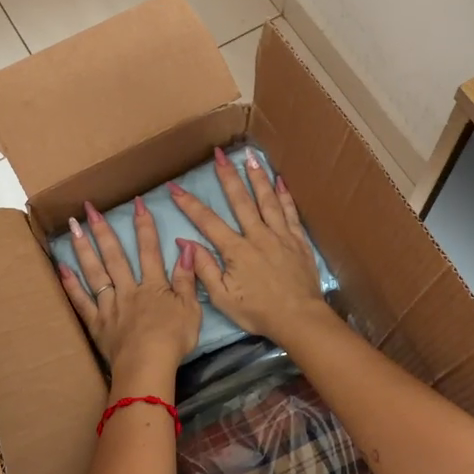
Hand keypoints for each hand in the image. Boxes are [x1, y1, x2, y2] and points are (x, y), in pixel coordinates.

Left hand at [57, 196, 202, 375]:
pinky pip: (82, 302)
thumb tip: (186, 248)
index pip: (149, 251)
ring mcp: (110, 306)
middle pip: (115, 256)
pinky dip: (71, 285)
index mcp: (153, 286)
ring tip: (72, 227)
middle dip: (104, 230)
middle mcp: (128, 290)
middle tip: (89, 208)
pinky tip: (62, 268)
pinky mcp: (97, 324)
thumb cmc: (174, 340)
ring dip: (84, 249)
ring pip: (95, 273)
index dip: (144, 226)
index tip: (137, 203)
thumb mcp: (191, 309)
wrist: (148, 365)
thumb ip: (186, 279)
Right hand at [168, 147, 328, 343]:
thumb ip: (204, 269)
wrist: (299, 318)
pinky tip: (280, 181)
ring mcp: (280, 236)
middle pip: (240, 201)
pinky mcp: (298, 241)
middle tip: (219, 154)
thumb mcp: (223, 298)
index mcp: (236, 250)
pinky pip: (290, 212)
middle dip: (227, 176)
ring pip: (267, 200)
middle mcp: (258, 236)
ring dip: (257, 177)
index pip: (208, 221)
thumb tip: (185, 243)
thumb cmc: (258, 312)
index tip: (174, 187)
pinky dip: (285, 195)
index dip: (189, 204)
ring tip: (250, 157)